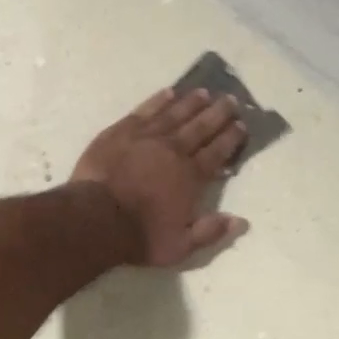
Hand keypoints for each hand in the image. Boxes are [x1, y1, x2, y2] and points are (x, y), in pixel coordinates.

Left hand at [71, 86, 250, 266]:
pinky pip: (146, 110)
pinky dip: (159, 100)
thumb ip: (211, 231)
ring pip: (175, 113)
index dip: (231, 138)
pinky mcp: (121, 131)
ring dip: (191, 102)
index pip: (217, 152)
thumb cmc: (141, 236)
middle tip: (230, 99)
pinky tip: (168, 92)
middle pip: (200, 127)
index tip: (242, 125)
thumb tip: (241, 221)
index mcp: (191, 177)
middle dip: (218, 113)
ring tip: (204, 92)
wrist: (97, 218)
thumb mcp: (180, 246)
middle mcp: (173, 150)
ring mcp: (147, 137)